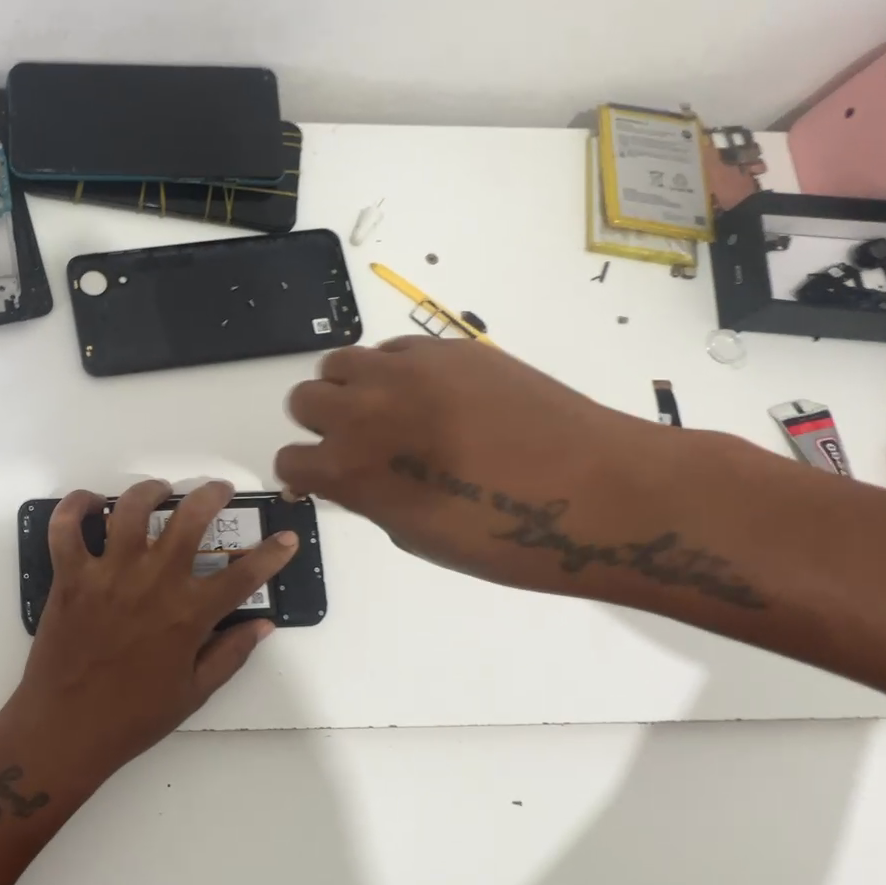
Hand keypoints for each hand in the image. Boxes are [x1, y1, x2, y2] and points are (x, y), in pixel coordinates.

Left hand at [0, 480, 298, 787]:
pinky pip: (66, 527)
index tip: (286, 538)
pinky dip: (75, 506)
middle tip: (218, 491)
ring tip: (158, 492)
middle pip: (190, 520)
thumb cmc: (133, 716)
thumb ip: (230, 653)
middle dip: (212, 495)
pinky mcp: (69, 576)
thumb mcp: (194, 693)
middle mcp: (153, 583)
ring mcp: (108, 574)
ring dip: (149, 492)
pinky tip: (91, 504)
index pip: (244, 574)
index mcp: (189, 614)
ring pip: (131, 510)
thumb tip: (263, 624)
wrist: (66, 727)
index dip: (273, 553)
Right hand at [274, 337, 670, 591]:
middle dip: (322, 423)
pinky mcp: (448, 347)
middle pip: (303, 399)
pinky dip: (397, 371)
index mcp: (348, 469)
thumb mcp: (412, 533)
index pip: (289, 460)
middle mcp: (362, 411)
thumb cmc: (500, 536)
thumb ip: (366, 496)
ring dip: (351, 388)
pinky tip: (435, 398)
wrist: (596, 491)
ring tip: (390, 412)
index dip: (305, 474)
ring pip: (340, 363)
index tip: (324, 481)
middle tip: (359, 443)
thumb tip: (353, 478)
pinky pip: (395, 349)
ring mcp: (405, 370)